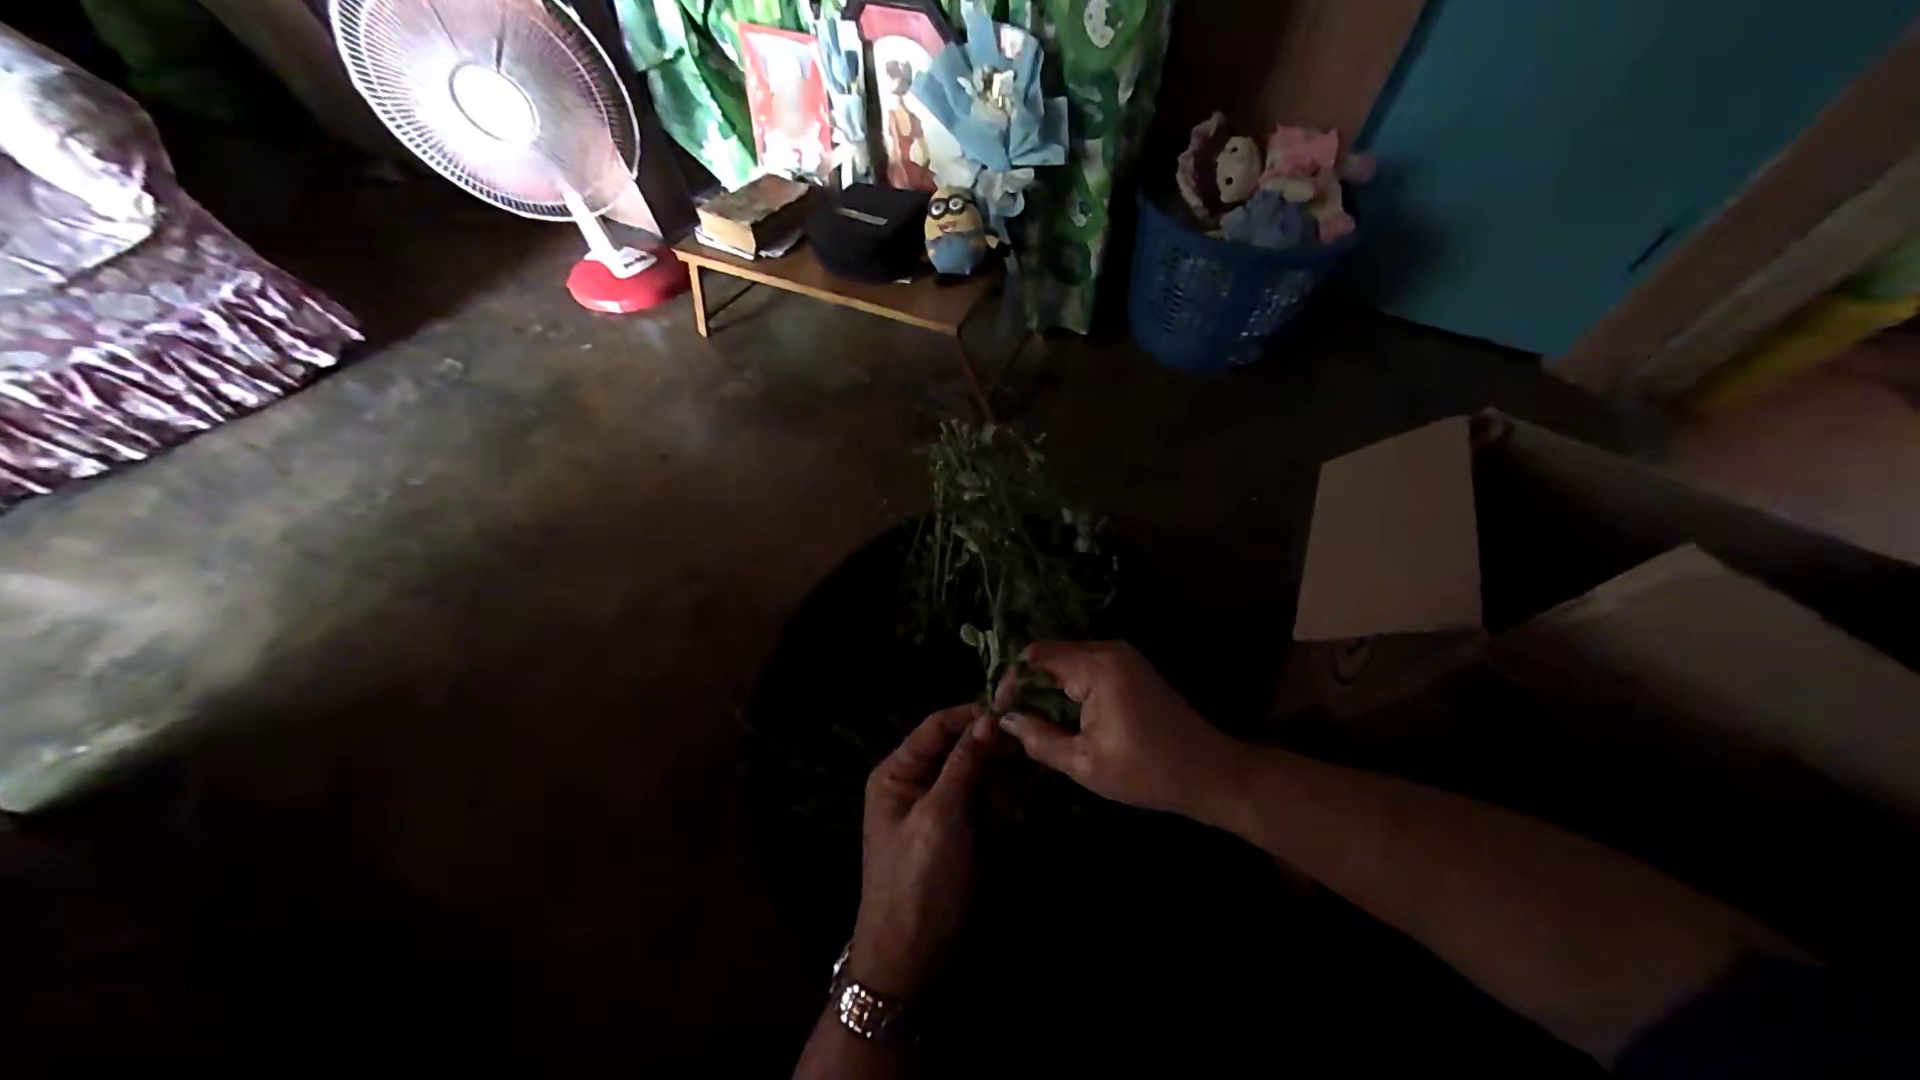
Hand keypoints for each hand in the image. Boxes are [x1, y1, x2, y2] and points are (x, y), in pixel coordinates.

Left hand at [849, 705, 994, 999]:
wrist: (914, 954)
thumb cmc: (917, 879)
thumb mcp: (939, 816)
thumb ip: (964, 764)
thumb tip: (989, 718)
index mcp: (899, 772)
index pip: (937, 727)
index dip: (972, 716)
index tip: (1013, 711)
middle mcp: (918, 782)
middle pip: (960, 748)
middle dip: (992, 749)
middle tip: (1027, 750)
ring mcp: (941, 807)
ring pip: (978, 773)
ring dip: (1000, 777)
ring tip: (1020, 786)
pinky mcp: (961, 830)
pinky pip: (984, 800)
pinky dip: (1001, 801)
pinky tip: (1015, 810)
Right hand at [995, 641, 1241, 816]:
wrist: (1210, 772)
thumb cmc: (1147, 771)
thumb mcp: (1084, 763)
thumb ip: (1039, 739)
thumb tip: (1007, 720)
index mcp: (1097, 667)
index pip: (1035, 657)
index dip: (1010, 682)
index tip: (999, 714)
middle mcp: (1108, 650)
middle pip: (1049, 655)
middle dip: (1026, 686)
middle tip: (1012, 721)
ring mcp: (1121, 656)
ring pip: (1064, 661)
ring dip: (1045, 688)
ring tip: (1031, 722)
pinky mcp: (1128, 667)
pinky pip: (1083, 668)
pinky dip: (1066, 688)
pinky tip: (1061, 717)